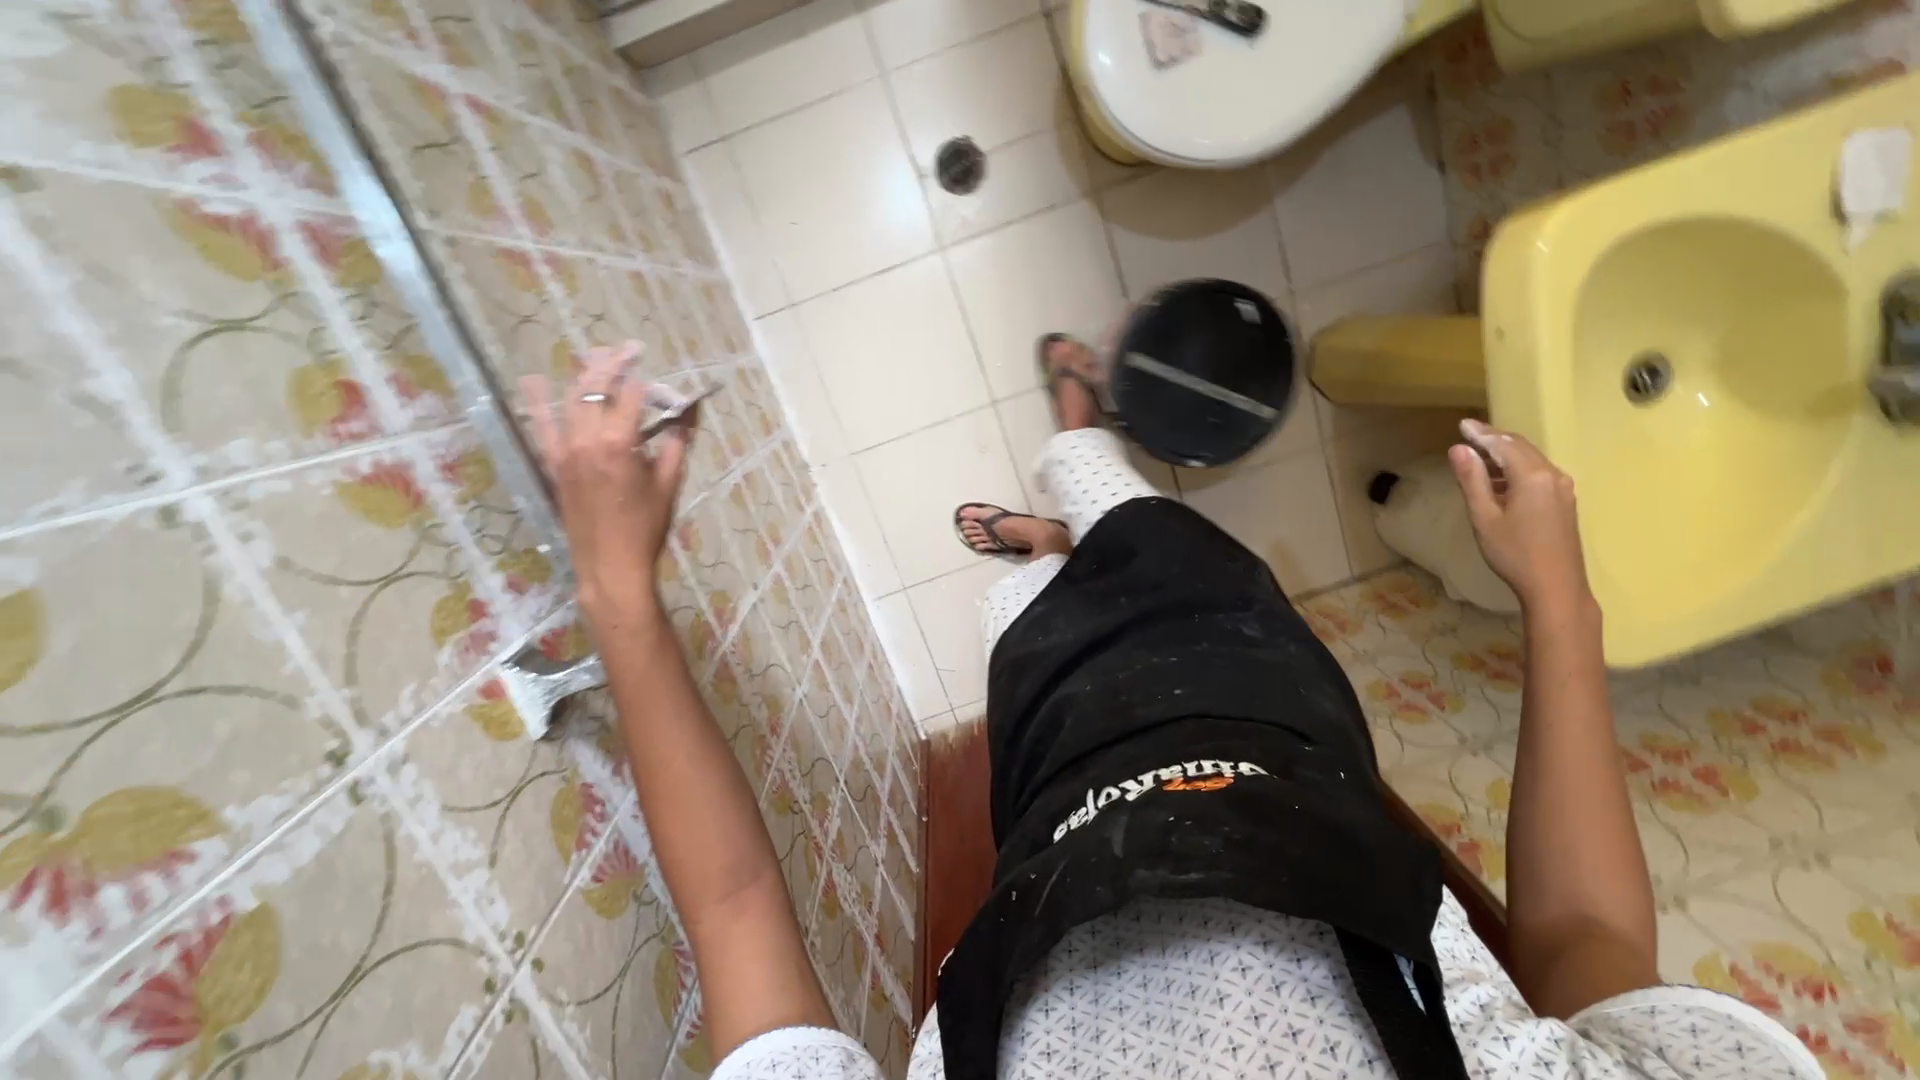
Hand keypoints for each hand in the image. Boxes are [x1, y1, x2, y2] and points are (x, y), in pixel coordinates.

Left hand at [521, 342, 689, 623]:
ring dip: (583, 373)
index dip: (648, 385)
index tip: (661, 384)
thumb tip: (690, 413)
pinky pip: (542, 426)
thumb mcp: (669, 484)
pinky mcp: (554, 464)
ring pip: (571, 400)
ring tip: (594, 353)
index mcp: (619, 444)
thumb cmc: (646, 528)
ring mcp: (565, 451)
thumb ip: (676, 443)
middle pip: (597, 388)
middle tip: (629, 348)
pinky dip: (537, 402)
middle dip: (614, 364)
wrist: (610, 565)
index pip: (632, 397)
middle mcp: (587, 440)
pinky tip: (533, 380)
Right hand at [1448, 419, 1593, 615]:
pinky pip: (1538, 473)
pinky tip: (1500, 479)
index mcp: (1532, 476)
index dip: (1481, 433)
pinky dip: (1516, 468)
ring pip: (1530, 460)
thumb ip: (1472, 480)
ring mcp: (1562, 488)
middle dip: (1494, 439)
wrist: (1555, 585)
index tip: (1462, 425)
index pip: (1503, 444)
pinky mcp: (1563, 501)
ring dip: (1505, 454)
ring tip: (1479, 455)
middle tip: (1469, 434)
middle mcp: (1552, 475)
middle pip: (1521, 447)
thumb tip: (1459, 449)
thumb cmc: (1514, 553)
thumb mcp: (1484, 517)